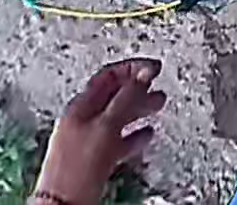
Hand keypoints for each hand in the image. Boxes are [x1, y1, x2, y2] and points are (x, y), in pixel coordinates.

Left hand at [32, 58, 165, 204]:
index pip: (108, 75)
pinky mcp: (93, 162)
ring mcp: (87, 142)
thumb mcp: (107, 124)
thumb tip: (144, 73)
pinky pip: (118, 140)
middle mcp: (82, 122)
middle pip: (114, 95)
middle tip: (157, 83)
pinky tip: (145, 135)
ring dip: (140, 108)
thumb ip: (128, 96)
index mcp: (80, 107)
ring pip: (118, 116)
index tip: (153, 67)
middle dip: (139, 88)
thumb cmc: (77, 168)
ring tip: (158, 104)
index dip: (132, 68)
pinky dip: (134, 134)